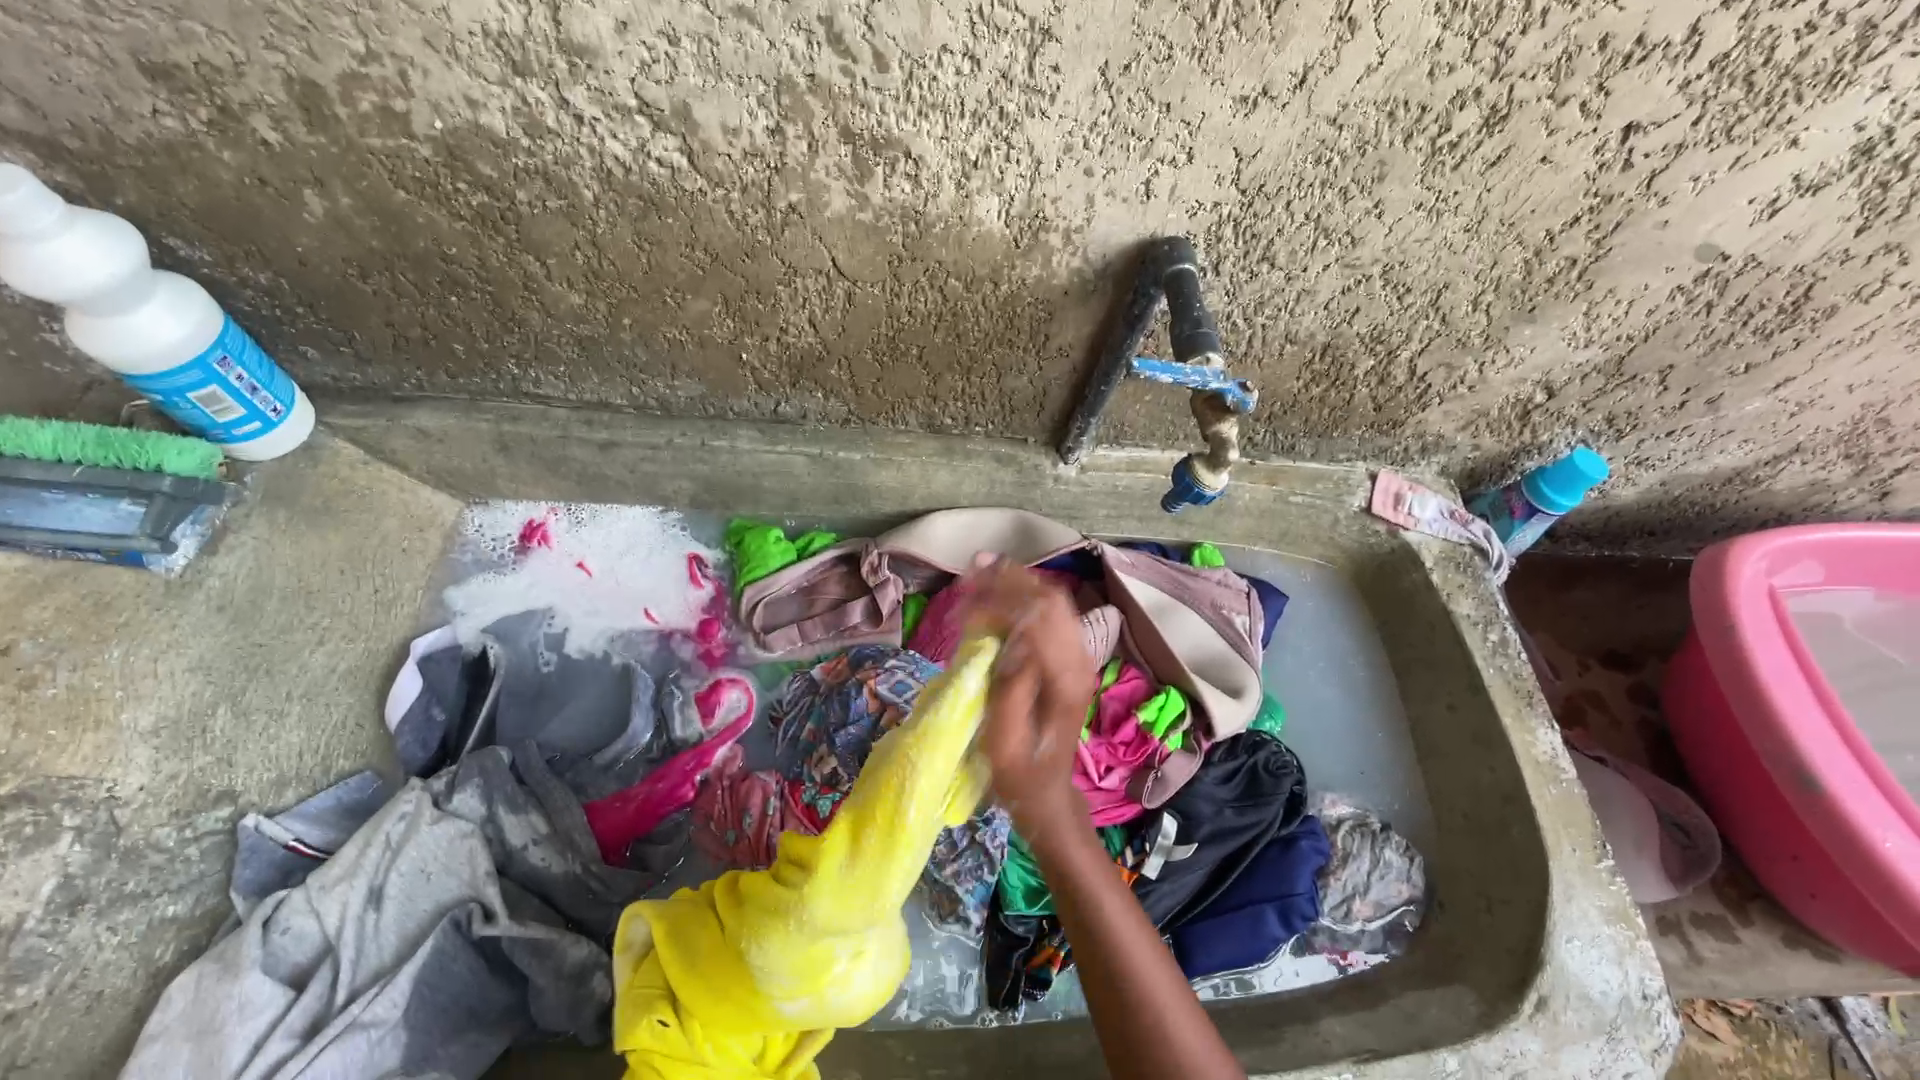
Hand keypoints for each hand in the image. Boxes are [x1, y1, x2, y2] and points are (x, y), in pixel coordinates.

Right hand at [961, 558, 1097, 845]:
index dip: (1000, 596)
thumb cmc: (1019, 773)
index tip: (964, 596)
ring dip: (1016, 584)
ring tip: (979, 575)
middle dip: (1009, 579)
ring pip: (1053, 601)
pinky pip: (1052, 615)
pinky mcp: (1071, 660)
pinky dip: (1024, 599)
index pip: (1038, 616)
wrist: (1047, 793)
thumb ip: (1011, 689)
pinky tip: (998, 597)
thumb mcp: (1004, 740)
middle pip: (1050, 598)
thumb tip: (1013, 642)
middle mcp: (1080, 661)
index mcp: (1064, 679)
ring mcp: (1080, 658)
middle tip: (969, 572)